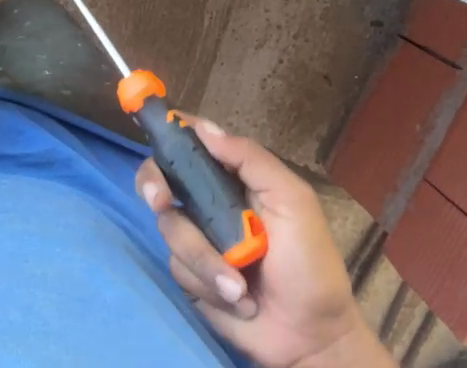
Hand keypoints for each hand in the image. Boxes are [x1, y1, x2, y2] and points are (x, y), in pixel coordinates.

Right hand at [136, 121, 390, 367]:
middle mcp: (206, 200)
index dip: (169, 132)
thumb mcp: (293, 202)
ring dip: (203, 258)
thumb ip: (251, 160)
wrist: (312, 338)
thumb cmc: (310, 263)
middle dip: (153, 185)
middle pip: (160, 175)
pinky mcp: (190, 272)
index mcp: (232, 178)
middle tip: (160, 201)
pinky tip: (235, 297)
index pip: (192, 142)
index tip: (156, 135)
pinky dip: (207, 283)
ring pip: (170, 227)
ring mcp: (196, 236)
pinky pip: (178, 265)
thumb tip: (202, 127)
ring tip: (238, 286)